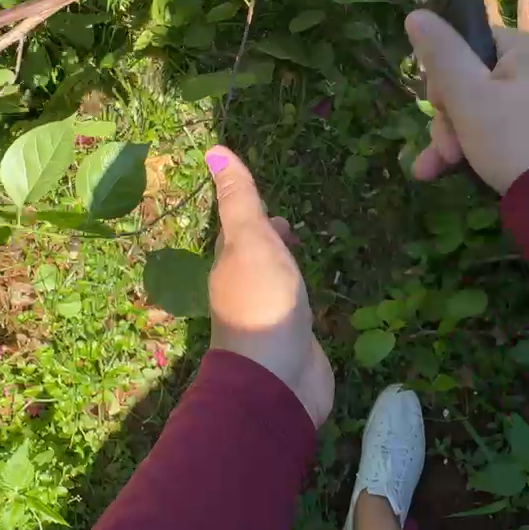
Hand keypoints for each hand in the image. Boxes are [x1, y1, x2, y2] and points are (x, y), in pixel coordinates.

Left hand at [204, 146, 333, 425]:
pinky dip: (300, 297)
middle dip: (269, 240)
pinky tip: (314, 301)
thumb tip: (214, 149)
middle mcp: (243, 289)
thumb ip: (239, 199)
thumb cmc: (262, 301)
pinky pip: (293, 311)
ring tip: (301, 257)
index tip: (272, 209)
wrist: (277, 380)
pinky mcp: (290, 342)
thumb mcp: (249, 239)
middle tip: (289, 227)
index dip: (251, 215)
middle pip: (254, 257)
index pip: (237, 231)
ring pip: (273, 284)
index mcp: (230, 263)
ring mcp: (266, 318)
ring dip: (284, 268)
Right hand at [405, 9, 528, 193]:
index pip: (470, 45)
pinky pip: (504, 130)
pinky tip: (448, 171)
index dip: (444, 77)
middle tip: (446, 149)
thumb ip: (440, 54)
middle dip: (450, 119)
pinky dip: (478, 148)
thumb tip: (416, 14)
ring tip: (439, 168)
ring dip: (456, 138)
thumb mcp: (468, 95)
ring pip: (484, 111)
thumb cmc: (514, 138)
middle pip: (474, 82)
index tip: (438, 107)